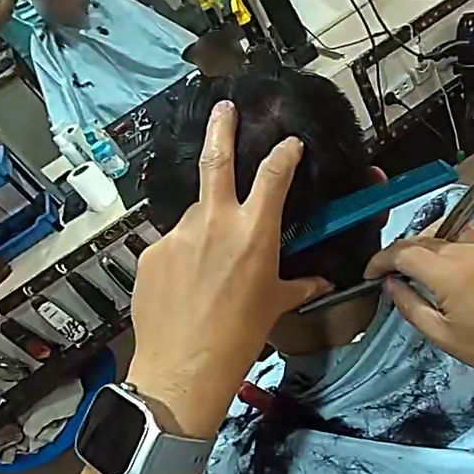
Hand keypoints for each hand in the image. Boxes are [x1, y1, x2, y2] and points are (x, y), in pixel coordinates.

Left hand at [125, 102, 329, 435]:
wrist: (184, 366)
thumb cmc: (242, 334)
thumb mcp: (276, 305)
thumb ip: (300, 285)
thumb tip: (321, 282)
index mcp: (254, 231)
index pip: (274, 175)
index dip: (285, 153)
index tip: (289, 144)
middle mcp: (215, 221)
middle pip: (216, 158)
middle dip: (222, 126)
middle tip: (224, 107)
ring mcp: (178, 233)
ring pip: (196, 215)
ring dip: (207, 224)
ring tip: (211, 262)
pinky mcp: (152, 251)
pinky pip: (175, 243)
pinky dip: (186, 253)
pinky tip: (189, 282)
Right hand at [365, 226, 473, 387]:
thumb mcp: (440, 334)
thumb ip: (409, 304)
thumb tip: (390, 284)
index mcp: (449, 272)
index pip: (403, 252)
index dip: (381, 260)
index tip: (370, 274)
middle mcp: (466, 250)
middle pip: (420, 239)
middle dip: (398, 253)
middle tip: (387, 274)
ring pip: (440, 232)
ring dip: (420, 244)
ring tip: (412, 269)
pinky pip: (461, 235)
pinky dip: (444, 242)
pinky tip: (440, 264)